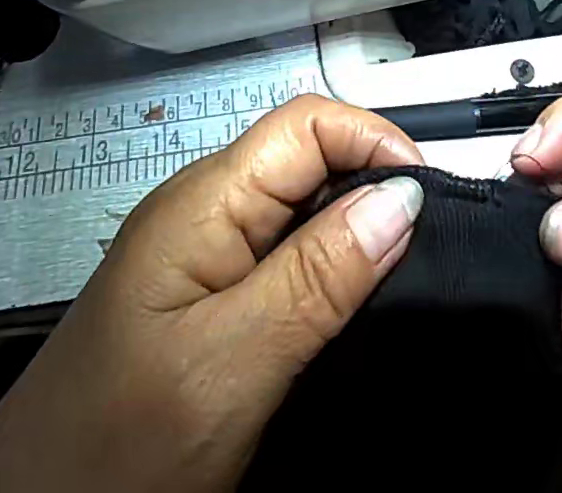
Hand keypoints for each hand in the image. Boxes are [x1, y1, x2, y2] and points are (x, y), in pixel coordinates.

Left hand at [0, 95, 425, 492]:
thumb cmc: (124, 435)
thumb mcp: (231, 361)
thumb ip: (316, 277)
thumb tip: (402, 199)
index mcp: (205, 199)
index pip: (303, 125)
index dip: (374, 141)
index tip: (434, 201)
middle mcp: (206, 203)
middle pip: (305, 154)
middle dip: (374, 180)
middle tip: (436, 246)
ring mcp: (207, 241)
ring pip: (300, 200)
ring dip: (358, 221)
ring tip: (412, 270)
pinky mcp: (211, 280)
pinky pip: (283, 244)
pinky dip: (330, 257)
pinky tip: (357, 293)